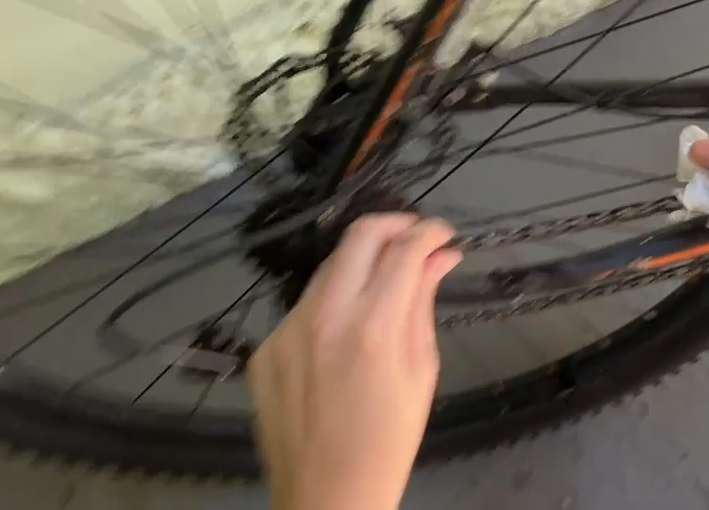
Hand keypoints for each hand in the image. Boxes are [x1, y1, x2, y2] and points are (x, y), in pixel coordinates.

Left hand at [249, 213, 460, 509]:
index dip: (430, 231)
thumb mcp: (421, 370)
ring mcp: (287, 329)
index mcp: (372, 326)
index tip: (442, 233)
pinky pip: (305, 306)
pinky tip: (343, 333)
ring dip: (361, 265)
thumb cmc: (389, 440)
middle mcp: (324, 316)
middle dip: (394, 225)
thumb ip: (423, 302)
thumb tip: (440, 255)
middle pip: (359, 235)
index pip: (405, 248)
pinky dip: (332, 304)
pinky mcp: (265, 347)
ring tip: (382, 287)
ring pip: (330, 267)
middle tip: (414, 238)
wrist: (326, 502)